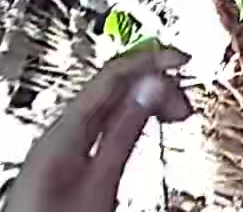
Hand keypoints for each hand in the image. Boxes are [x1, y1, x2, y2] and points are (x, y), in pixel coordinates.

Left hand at [4, 48, 193, 211]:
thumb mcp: (100, 182)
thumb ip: (126, 130)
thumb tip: (154, 84)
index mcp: (62, 131)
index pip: (113, 73)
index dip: (151, 60)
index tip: (182, 60)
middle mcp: (58, 134)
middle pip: (113, 87)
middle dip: (153, 84)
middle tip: (184, 97)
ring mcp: (58, 150)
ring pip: (110, 105)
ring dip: (145, 101)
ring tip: (174, 112)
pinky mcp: (63, 166)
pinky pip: (104, 125)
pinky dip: (130, 119)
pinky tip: (145, 127)